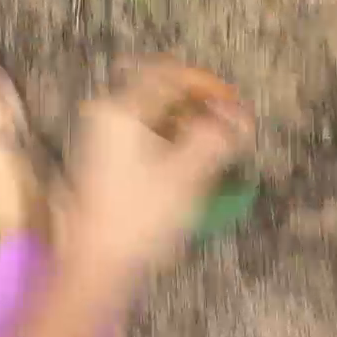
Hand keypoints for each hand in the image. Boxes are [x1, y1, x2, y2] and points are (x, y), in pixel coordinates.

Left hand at [57, 60, 252, 293]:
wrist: (97, 262)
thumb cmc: (139, 218)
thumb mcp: (185, 176)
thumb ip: (216, 139)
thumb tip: (239, 115)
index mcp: (122, 110)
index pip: (169, 75)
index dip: (204, 83)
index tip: (230, 100)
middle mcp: (109, 113)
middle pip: (160, 89)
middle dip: (197, 101)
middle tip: (226, 119)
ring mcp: (105, 134)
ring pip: (154, 110)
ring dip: (186, 118)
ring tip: (214, 139)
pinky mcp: (108, 154)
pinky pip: (145, 129)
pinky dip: (171, 134)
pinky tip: (189, 155)